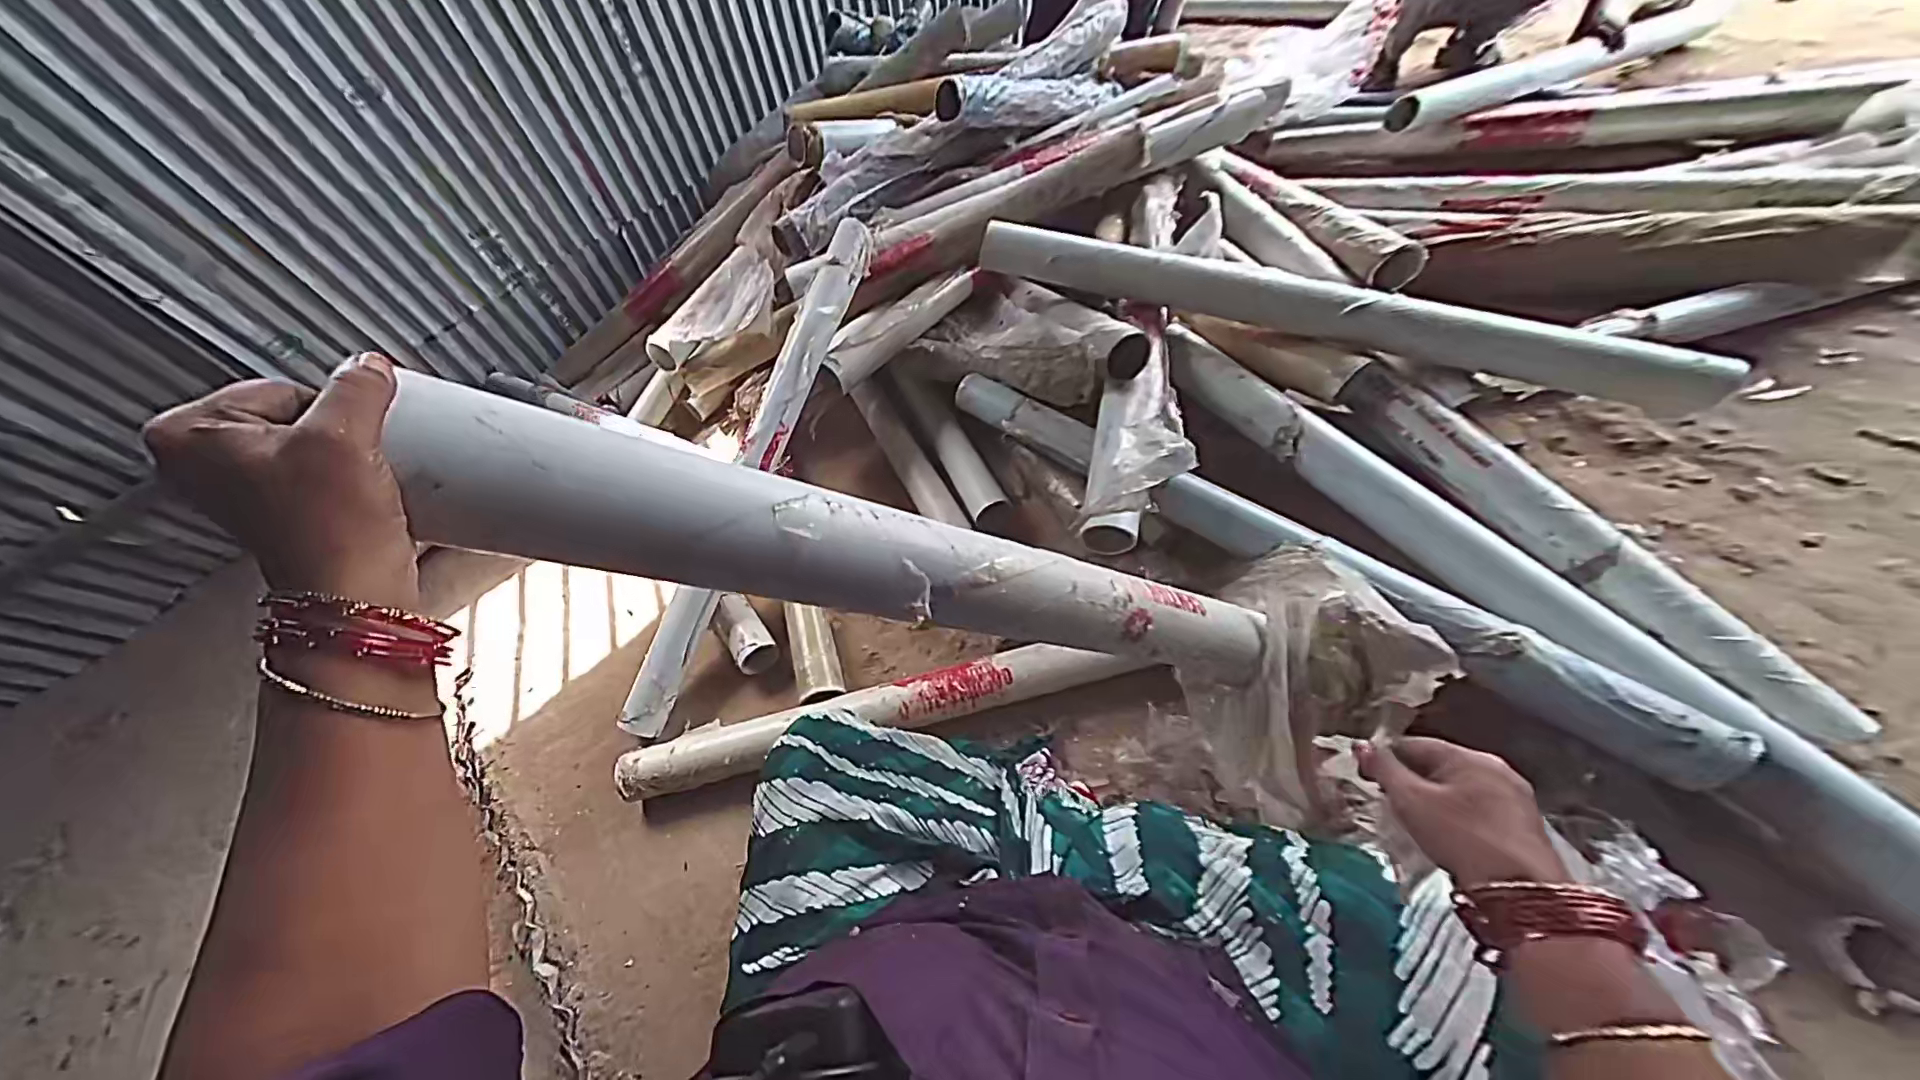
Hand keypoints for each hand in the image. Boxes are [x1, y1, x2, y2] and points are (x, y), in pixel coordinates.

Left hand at [143, 353, 419, 607]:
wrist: (358, 586)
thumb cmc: (328, 529)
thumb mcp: (344, 437)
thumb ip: (356, 389)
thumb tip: (368, 366)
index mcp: (188, 434)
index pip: (283, 387)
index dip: (332, 406)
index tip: (354, 431)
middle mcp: (209, 462)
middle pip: (304, 415)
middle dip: (347, 430)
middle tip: (362, 456)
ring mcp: (253, 490)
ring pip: (323, 444)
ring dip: (357, 453)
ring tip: (369, 477)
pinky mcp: (294, 510)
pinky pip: (334, 471)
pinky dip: (359, 474)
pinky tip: (372, 489)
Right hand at [1356, 736, 1567, 887]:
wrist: (1523, 892)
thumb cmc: (1461, 837)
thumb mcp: (1410, 800)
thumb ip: (1383, 769)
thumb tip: (1362, 745)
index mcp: (1468, 757)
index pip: (1412, 744)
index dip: (1384, 758)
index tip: (1368, 778)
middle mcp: (1496, 769)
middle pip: (1437, 764)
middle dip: (1410, 779)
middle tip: (1391, 801)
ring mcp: (1516, 796)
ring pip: (1458, 787)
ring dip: (1434, 797)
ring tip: (1416, 820)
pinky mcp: (1525, 824)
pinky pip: (1478, 807)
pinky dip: (1458, 814)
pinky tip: (1448, 833)